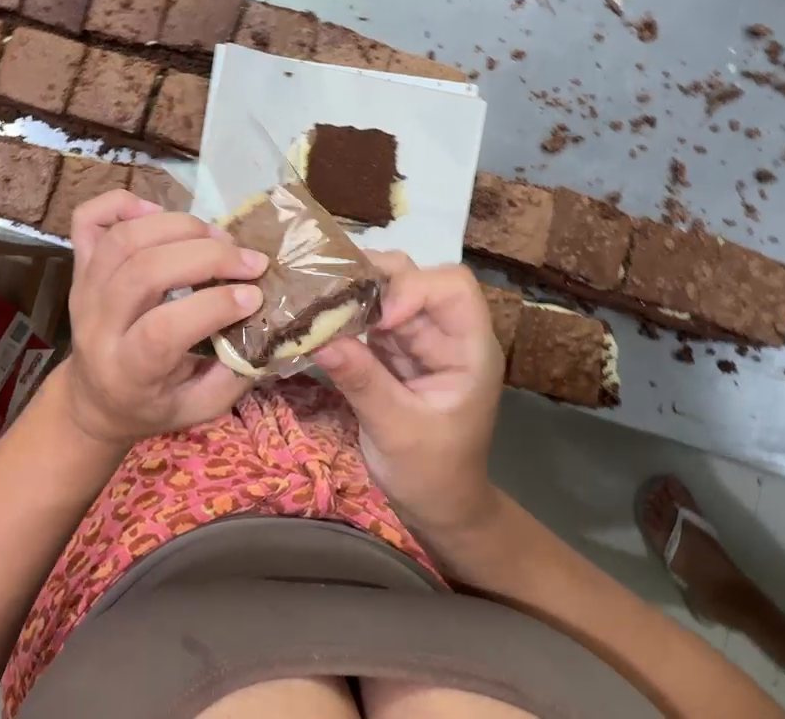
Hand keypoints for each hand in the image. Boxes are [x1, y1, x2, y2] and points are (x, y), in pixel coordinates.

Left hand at [55, 189, 267, 446]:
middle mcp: (97, 325)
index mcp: (126, 370)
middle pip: (143, 272)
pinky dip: (121, 204)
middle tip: (250, 261)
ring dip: (177, 226)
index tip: (254, 295)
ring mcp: (83, 290)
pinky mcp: (79, 266)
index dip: (212, 306)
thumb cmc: (153, 403)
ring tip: (218, 236)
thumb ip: (233, 375)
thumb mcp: (199, 409)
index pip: (161, 329)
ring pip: (122, 239)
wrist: (94, 398)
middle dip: (206, 256)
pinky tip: (157, 212)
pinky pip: (87, 219)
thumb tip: (271, 325)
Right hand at [311, 256, 505, 539]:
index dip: (412, 288)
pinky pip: (367, 320)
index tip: (375, 318)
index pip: (452, 288)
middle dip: (374, 278)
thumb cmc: (432, 473)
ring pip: (386, 294)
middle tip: (329, 291)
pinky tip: (316, 321)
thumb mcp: (397, 431)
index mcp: (468, 349)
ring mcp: (416, 341)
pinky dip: (342, 316)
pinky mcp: (391, 353)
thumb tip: (321, 340)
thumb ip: (363, 383)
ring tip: (317, 302)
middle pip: (415, 279)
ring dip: (353, 294)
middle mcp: (444, 335)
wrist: (437, 506)